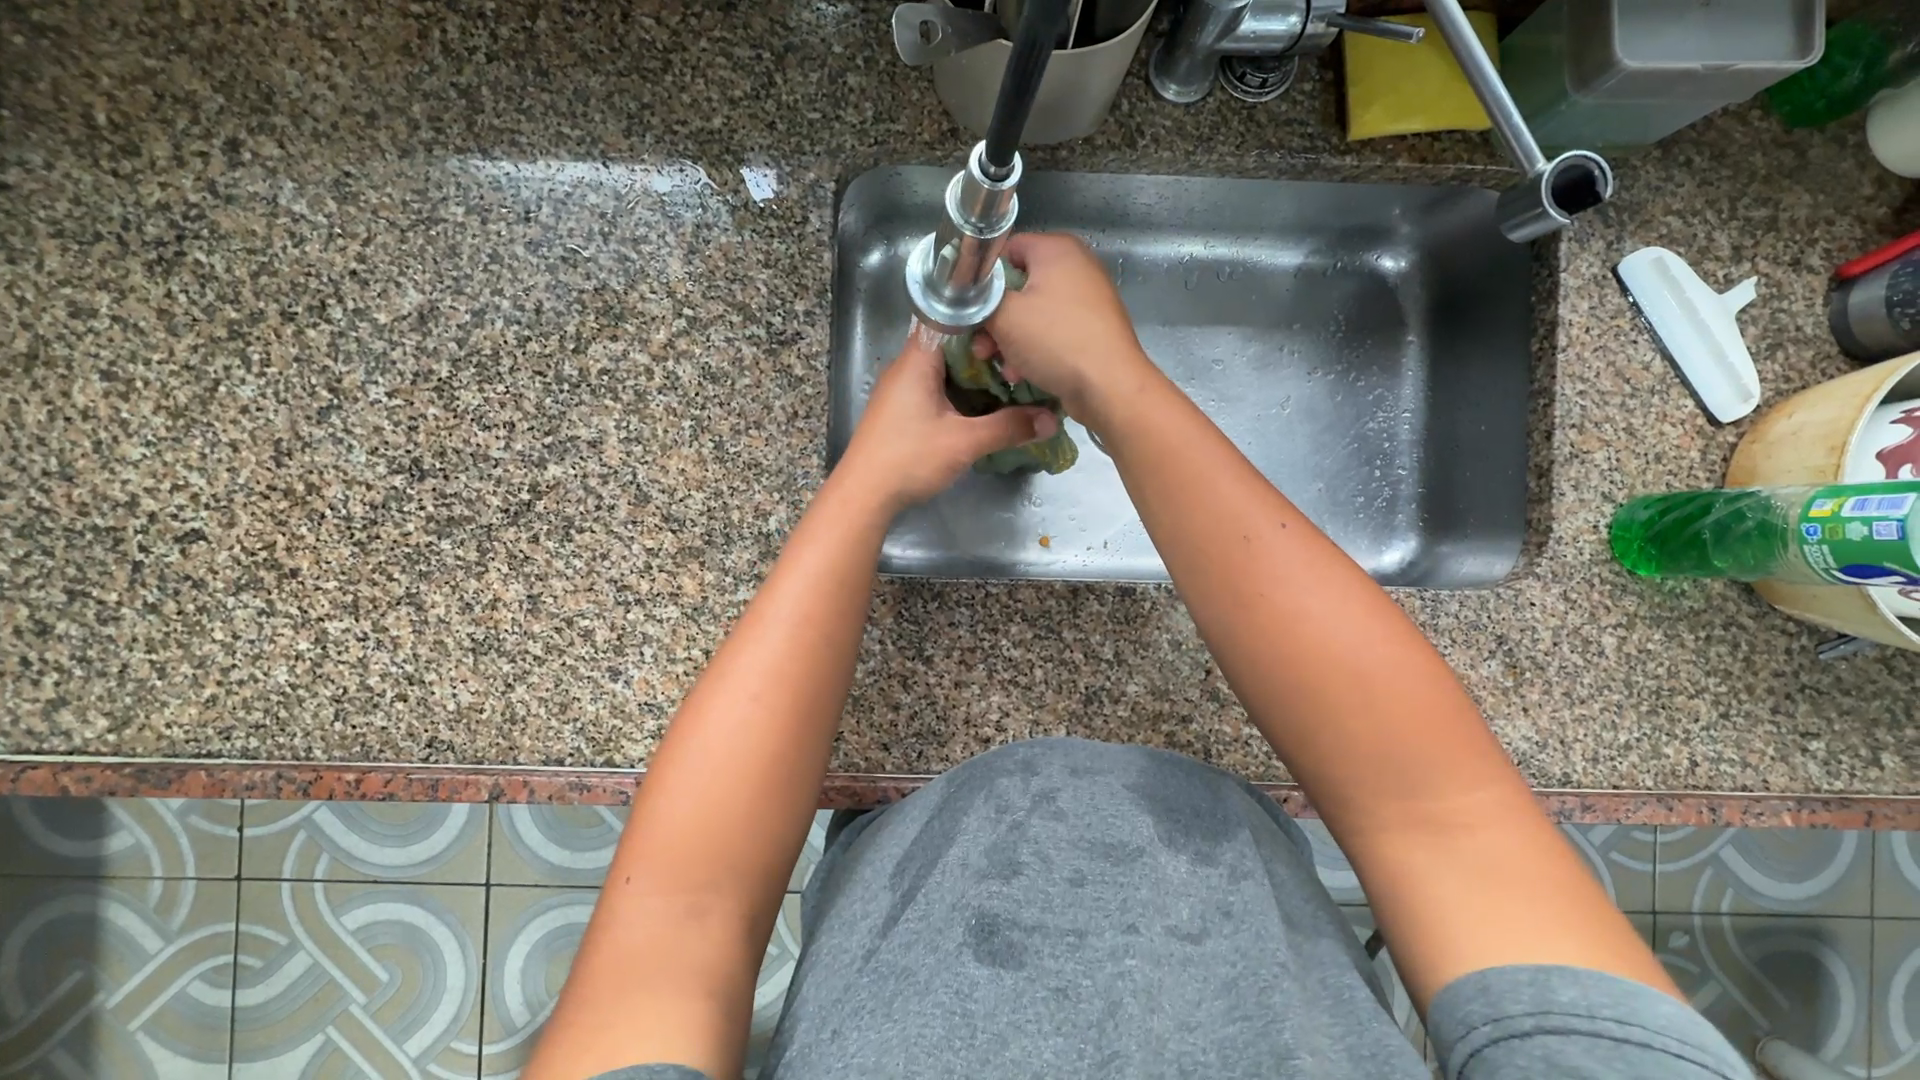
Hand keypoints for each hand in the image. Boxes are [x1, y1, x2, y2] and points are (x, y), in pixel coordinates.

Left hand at [836, 329, 1057, 513]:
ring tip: (1011, 385)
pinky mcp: (901, 411)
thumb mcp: (965, 442)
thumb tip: (1051, 420)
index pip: (952, 317)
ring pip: (946, 371)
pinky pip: (936, 391)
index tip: (1016, 329)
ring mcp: (901, 390)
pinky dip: (960, 395)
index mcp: (919, 359)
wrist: (864, 495)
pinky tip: (984, 410)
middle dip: (987, 355)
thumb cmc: (909, 458)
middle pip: (953, 346)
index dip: (985, 320)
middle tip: (1022, 363)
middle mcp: (907, 366)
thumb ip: (1009, 428)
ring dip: (975, 378)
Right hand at [979, 232, 1155, 423]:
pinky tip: (1022, 374)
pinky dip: (1034, 350)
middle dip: (995, 319)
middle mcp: (1076, 267)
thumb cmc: (1055, 340)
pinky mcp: (1092, 330)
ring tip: (1000, 366)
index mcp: (1056, 249)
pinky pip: (1053, 332)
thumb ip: (981, 301)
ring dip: (1011, 341)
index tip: (967, 304)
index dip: (983, 276)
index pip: (1007, 248)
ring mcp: (1087, 300)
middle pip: (1019, 286)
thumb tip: (972, 299)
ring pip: (1034, 314)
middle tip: (980, 345)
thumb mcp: (1005, 317)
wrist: (1108, 385)